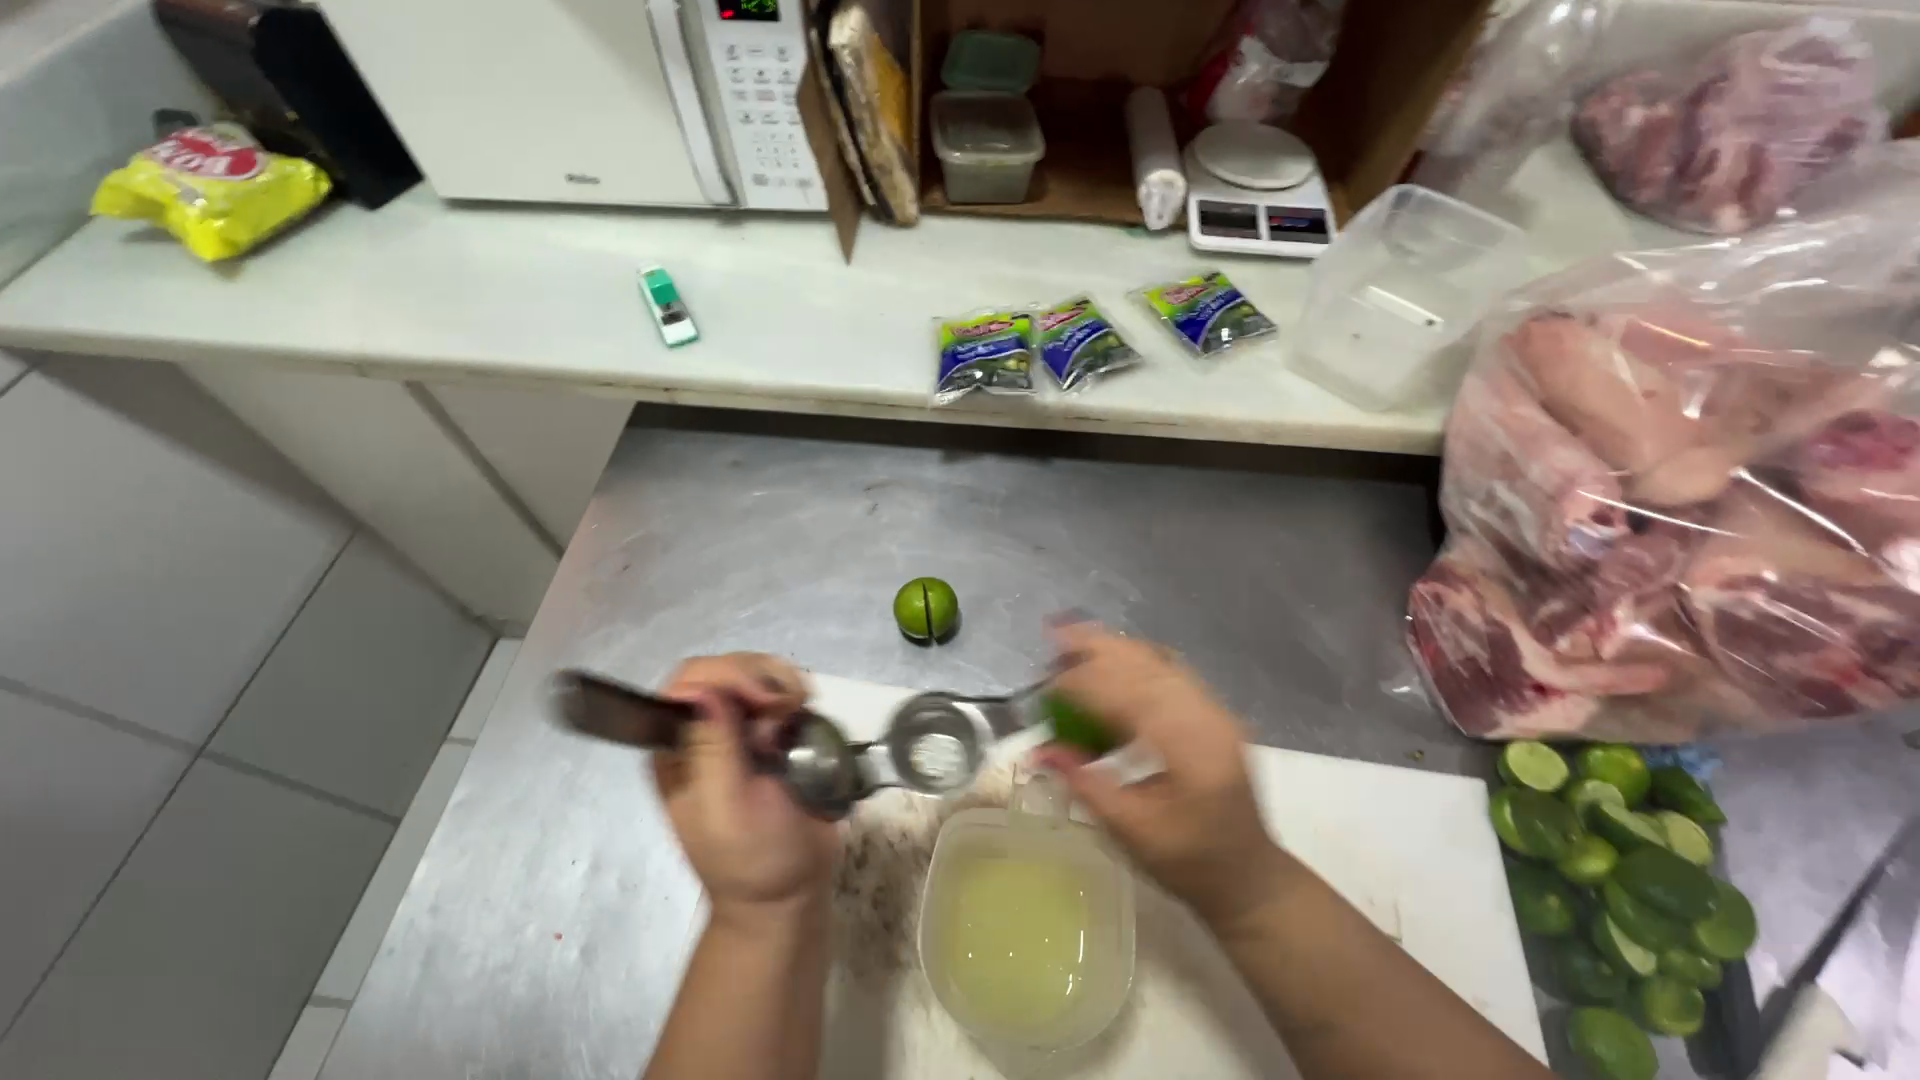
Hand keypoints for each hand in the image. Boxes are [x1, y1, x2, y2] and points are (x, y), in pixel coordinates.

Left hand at [652, 653, 838, 928]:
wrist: (790, 894)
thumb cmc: (752, 859)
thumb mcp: (727, 810)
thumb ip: (712, 749)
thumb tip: (700, 691)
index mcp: (675, 749)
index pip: (688, 682)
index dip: (725, 677)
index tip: (762, 700)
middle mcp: (703, 730)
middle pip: (724, 668)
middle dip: (760, 678)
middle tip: (786, 710)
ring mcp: (739, 728)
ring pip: (755, 671)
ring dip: (782, 684)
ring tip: (797, 714)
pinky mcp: (772, 732)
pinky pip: (781, 690)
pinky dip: (797, 693)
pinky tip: (804, 713)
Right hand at [1033, 622, 1296, 931]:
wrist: (1249, 876)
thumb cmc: (1189, 862)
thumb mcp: (1131, 831)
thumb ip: (1086, 785)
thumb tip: (1040, 751)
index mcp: (1190, 748)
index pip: (1129, 698)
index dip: (1083, 684)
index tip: (1044, 685)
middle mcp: (1207, 717)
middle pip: (1147, 664)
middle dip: (1098, 648)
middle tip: (1054, 635)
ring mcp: (1215, 711)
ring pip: (1160, 661)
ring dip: (1115, 648)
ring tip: (1073, 639)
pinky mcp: (1213, 713)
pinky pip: (1171, 671)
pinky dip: (1135, 660)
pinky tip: (1110, 662)